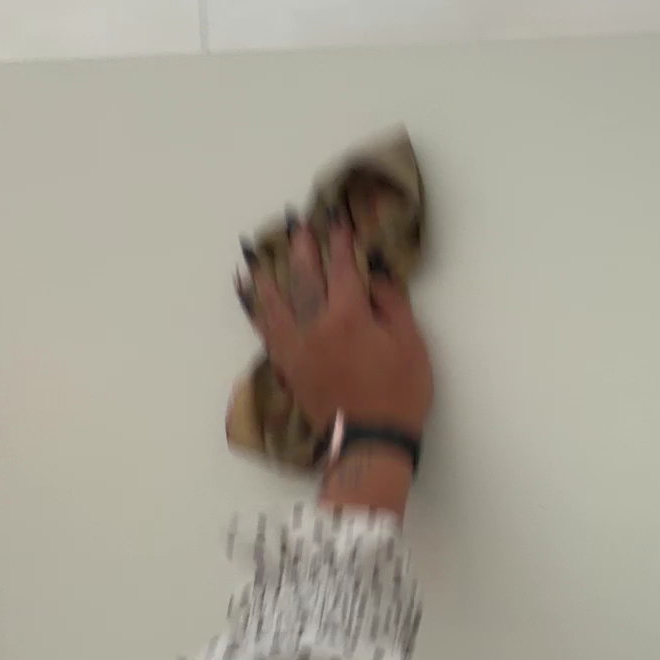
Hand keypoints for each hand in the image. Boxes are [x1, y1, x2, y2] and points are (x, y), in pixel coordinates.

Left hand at [244, 212, 432, 514]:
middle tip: (299, 224)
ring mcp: (295, 344)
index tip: (339, 221)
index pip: (343, 269)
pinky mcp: (287, 363)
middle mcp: (314, 323)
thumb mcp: (411, 346)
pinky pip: (263, 326)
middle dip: (303, 247)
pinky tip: (248, 293)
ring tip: (258, 252)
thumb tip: (374, 276)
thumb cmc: (400, 392)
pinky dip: (254, 305)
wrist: (370, 438)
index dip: (342, 243)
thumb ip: (393, 306)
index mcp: (348, 316)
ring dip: (268, 271)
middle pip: (304, 277)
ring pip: (274, 299)